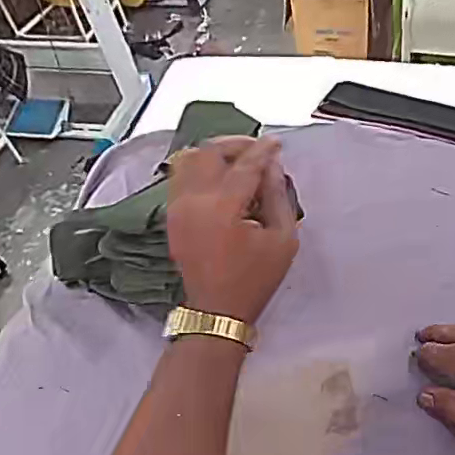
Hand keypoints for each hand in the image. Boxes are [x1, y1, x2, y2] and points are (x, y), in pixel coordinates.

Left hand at [166, 136, 298, 323]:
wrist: (217, 310)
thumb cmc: (254, 279)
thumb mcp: (282, 240)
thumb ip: (278, 197)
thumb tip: (272, 167)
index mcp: (222, 207)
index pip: (244, 165)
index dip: (263, 151)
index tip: (276, 144)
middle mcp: (194, 201)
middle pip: (210, 152)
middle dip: (236, 145)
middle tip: (257, 151)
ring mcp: (178, 207)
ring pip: (190, 159)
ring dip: (215, 154)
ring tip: (238, 161)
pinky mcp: (172, 215)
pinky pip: (181, 177)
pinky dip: (201, 169)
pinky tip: (220, 179)